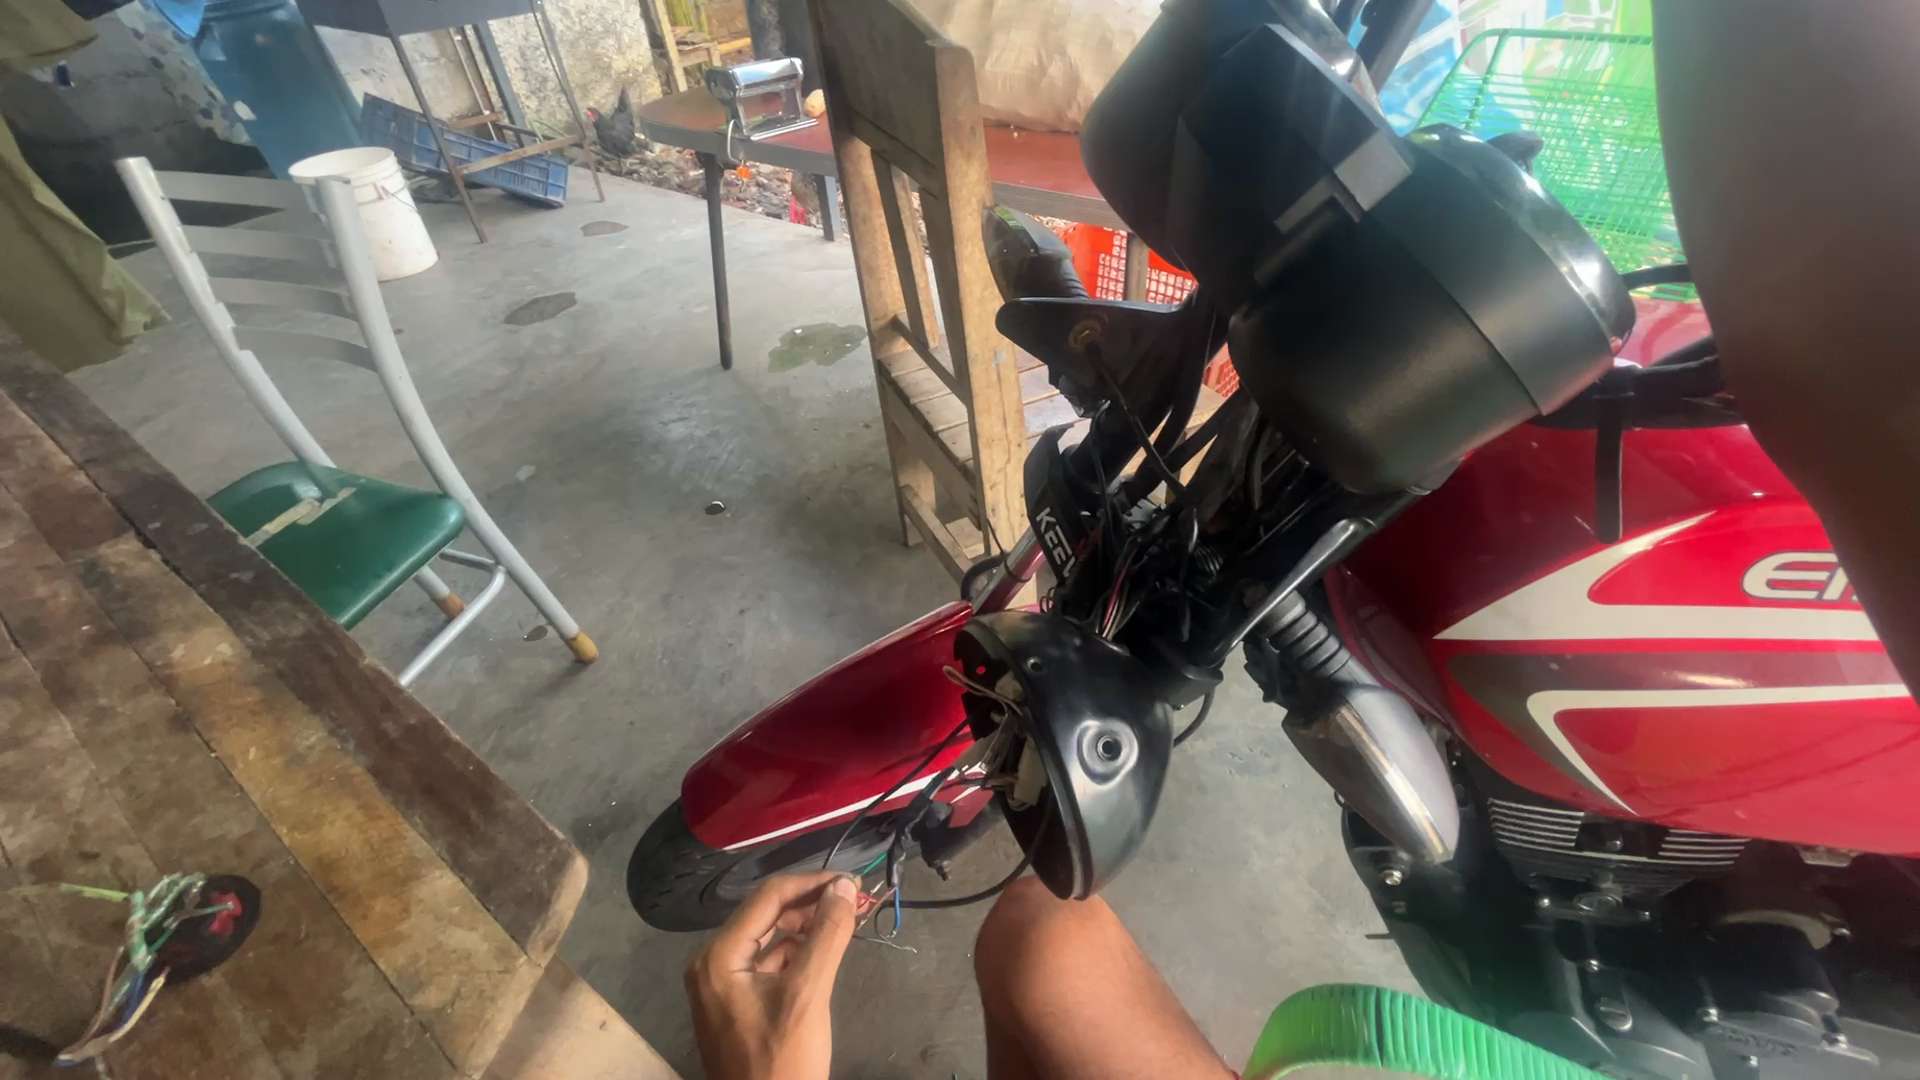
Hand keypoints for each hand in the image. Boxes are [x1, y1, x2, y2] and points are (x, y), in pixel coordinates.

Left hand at [686, 871, 859, 1079]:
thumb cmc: (782, 1063)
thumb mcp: (808, 995)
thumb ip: (826, 934)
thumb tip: (845, 886)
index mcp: (719, 956)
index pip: (769, 897)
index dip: (813, 883)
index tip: (852, 881)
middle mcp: (714, 962)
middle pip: (769, 912)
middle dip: (813, 901)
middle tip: (855, 897)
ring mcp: (724, 982)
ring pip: (772, 933)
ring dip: (809, 922)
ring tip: (846, 917)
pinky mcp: (739, 1000)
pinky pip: (771, 958)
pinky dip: (800, 947)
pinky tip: (826, 947)